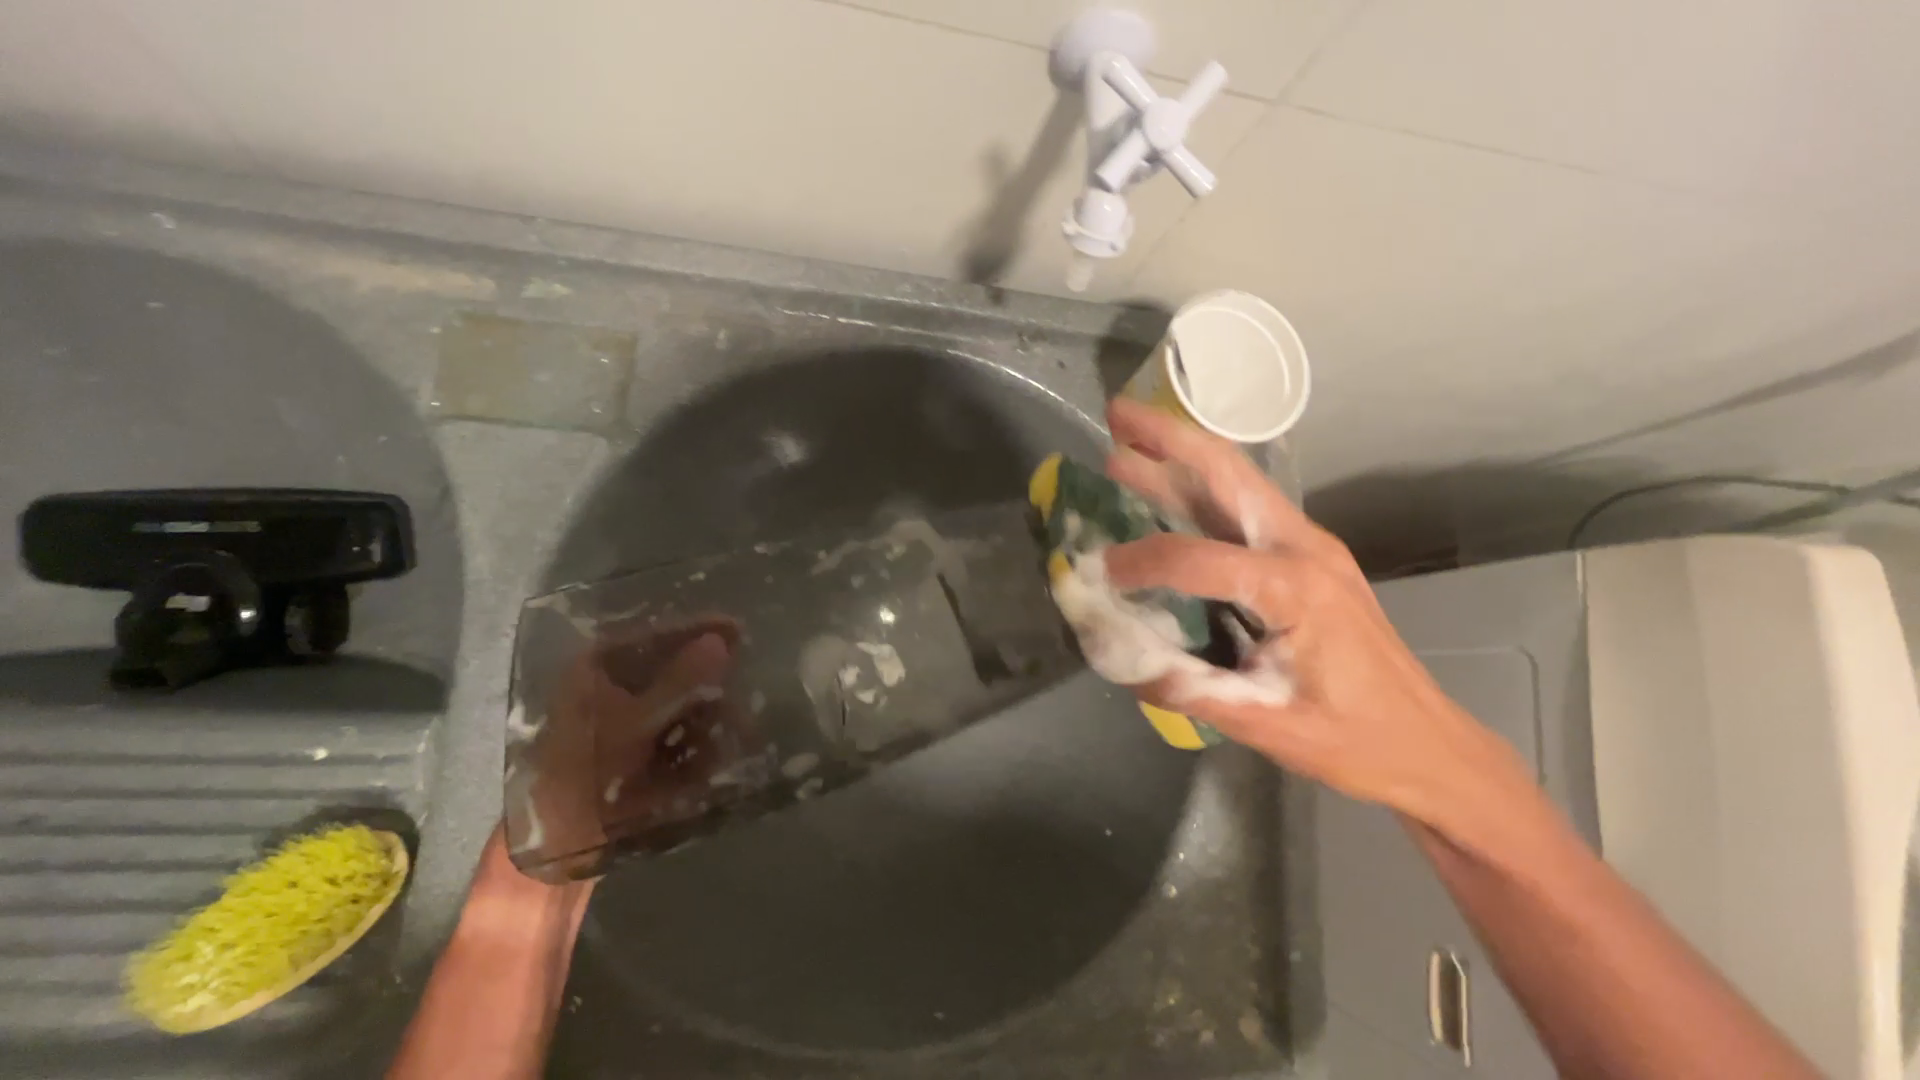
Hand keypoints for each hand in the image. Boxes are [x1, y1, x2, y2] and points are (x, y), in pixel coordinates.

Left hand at [506, 618, 759, 881]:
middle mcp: (607, 690)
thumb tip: (720, 640)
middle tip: (744, 691)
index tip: (738, 629)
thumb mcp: (634, 725)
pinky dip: (701, 741)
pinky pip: (679, 734)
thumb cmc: (585, 778)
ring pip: (680, 702)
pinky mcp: (637, 754)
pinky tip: (720, 753)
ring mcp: (623, 723)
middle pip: (670, 668)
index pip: (650, 635)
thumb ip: (679, 681)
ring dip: (711, 715)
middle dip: (709, 681)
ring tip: (740, 732)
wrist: (557, 854)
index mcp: (592, 672)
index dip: (694, 630)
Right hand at [1100, 398, 1528, 827]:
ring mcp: (1313, 547)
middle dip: (1168, 439)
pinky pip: (1248, 509)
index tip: (1099, 571)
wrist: (1425, 744)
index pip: (1196, 558)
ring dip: (1182, 457)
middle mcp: (1305, 548)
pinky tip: (1169, 491)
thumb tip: (1117, 655)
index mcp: (1294, 588)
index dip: (1140, 561)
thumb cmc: (1351, 739)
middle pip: (1229, 474)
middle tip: (1114, 414)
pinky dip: (1202, 489)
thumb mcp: (1266, 726)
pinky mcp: (1312, 557)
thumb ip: (1187, 687)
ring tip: (1127, 437)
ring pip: (1239, 484)